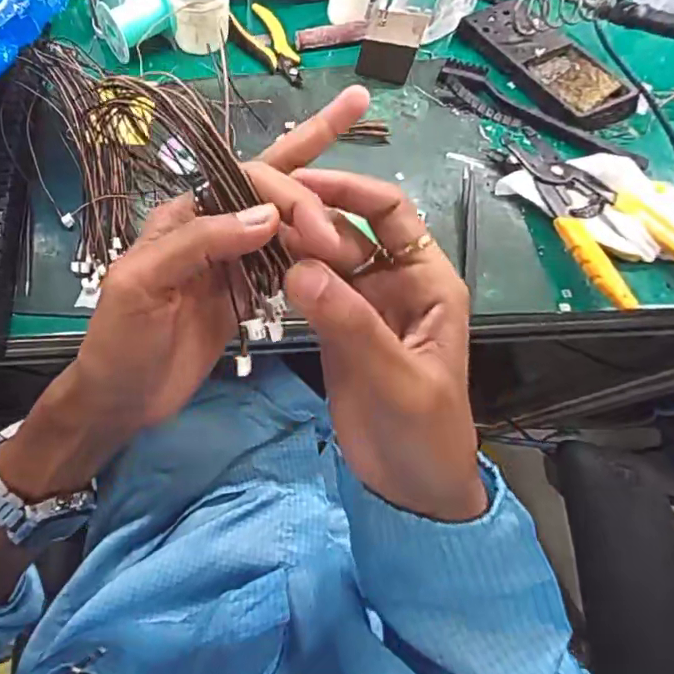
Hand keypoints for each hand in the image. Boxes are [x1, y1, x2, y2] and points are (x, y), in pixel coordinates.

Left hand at [0, 88, 373, 500]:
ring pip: (281, 226)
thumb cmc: (119, 340)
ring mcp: (230, 263)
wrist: (121, 398)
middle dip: (310, 187)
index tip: (315, 229)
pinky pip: (282, 265)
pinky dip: (310, 254)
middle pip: (266, 189)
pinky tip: (341, 249)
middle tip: (353, 212)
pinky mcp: (243, 294)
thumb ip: (197, 243)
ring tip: (364, 206)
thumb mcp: (142, 283)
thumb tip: (268, 215)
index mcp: (182, 217)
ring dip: (318, 215)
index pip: (241, 181)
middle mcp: (210, 230)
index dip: (283, 191)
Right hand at [279, 170, 484, 520]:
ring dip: (289, 243)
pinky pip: (305, 288)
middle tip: (260, 215)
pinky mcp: (332, 324)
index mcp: (425, 280)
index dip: (348, 191)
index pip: (389, 213)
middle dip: (308, 217)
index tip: (298, 186)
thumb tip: (298, 269)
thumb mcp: (397, 378)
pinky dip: (281, 275)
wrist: (410, 487)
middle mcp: (391, 280)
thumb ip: (351, 324)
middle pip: (347, 229)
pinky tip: (253, 266)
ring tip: (248, 233)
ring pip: (320, 256)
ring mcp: (358, 302)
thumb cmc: (424, 432)